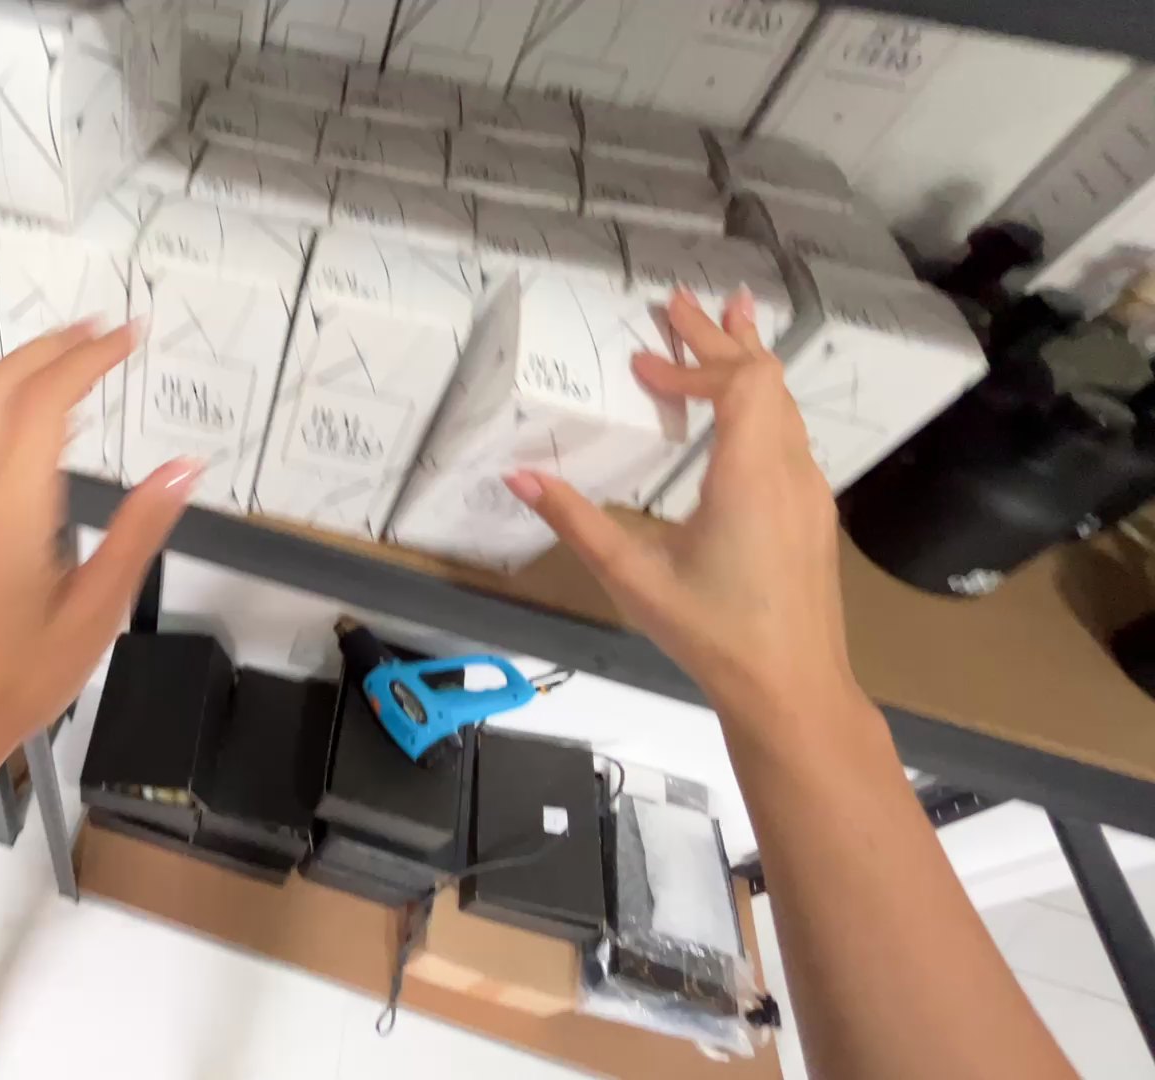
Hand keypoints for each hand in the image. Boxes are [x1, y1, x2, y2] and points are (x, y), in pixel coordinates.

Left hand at [0, 320, 199, 761]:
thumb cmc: (23, 676)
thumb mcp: (99, 608)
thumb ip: (140, 531)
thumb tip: (183, 468)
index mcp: (13, 509)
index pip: (47, 403)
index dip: (89, 358)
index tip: (128, 336)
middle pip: (1, 387)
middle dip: (51, 345)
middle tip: (101, 329)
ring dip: (16, 365)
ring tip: (64, 353)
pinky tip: (20, 413)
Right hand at [504, 286, 859, 725]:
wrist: (789, 684)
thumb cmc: (707, 629)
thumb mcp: (629, 573)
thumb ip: (574, 519)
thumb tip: (518, 475)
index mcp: (751, 478)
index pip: (740, 386)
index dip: (692, 362)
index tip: (642, 362)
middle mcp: (791, 472)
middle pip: (767, 381)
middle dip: (722, 337)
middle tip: (683, 300)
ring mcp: (808, 491)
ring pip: (783, 405)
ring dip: (748, 363)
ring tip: (729, 323)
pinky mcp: (808, 511)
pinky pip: (788, 433)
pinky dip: (759, 400)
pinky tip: (741, 407)